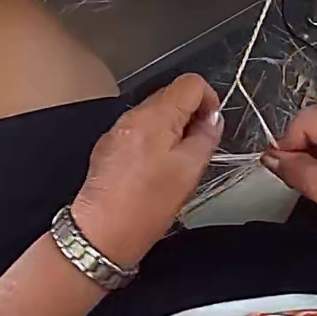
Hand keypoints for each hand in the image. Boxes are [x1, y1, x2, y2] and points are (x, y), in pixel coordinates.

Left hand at [70, 74, 223, 265]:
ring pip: (155, 114)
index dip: (209, 99)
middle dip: (191, 116)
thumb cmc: (144, 206)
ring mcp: (118, 130)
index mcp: (155, 116)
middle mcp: (133, 116)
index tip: (212, 124)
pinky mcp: (109, 146)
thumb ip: (206, 137)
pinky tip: (154, 170)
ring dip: (172, 130)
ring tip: (176, 164)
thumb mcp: (190, 170)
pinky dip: (153, 142)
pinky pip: (139, 131)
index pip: (191, 82)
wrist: (102, 233)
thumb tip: (214, 119)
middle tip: (197, 148)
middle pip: (172, 95)